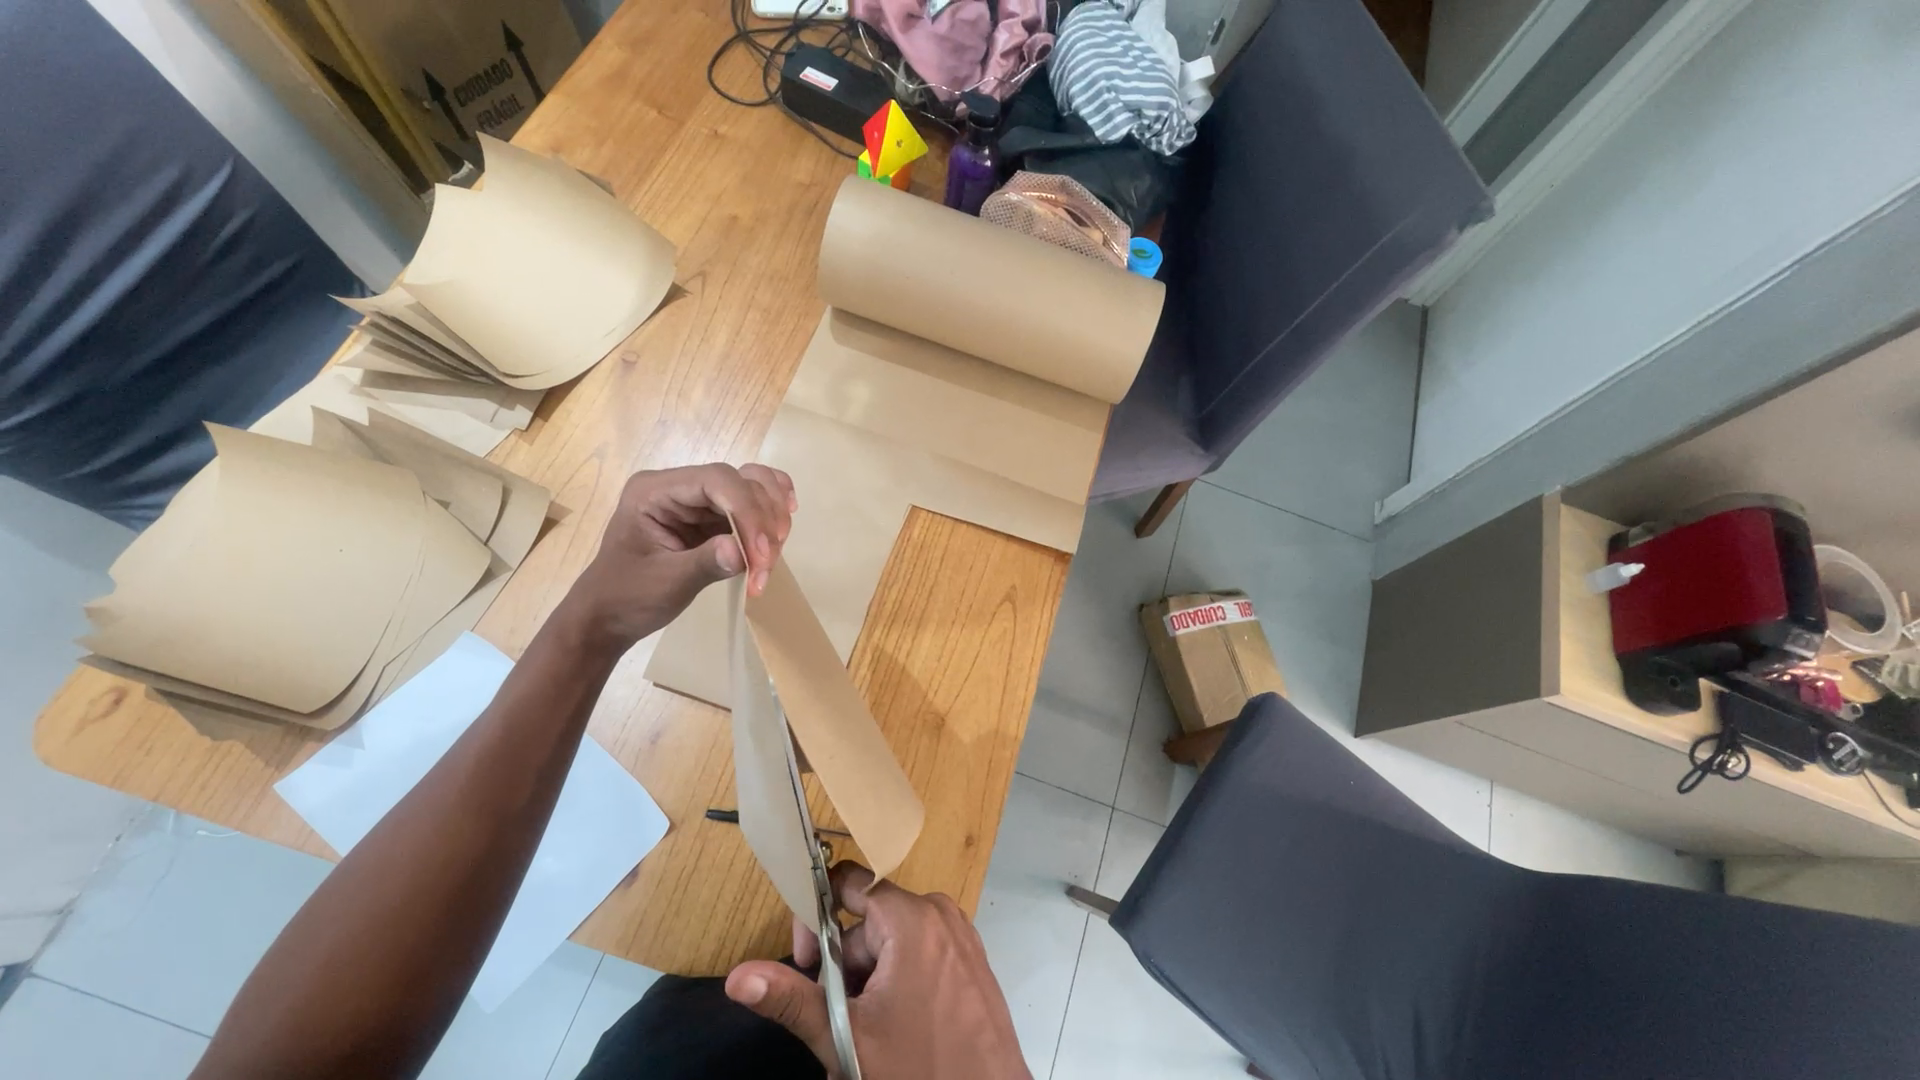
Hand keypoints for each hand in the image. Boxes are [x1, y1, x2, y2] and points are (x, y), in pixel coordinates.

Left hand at [561, 463, 795, 650]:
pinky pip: (750, 503)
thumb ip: (705, 563)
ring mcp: (697, 500)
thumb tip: (744, 552)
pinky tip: (785, 522)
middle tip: (766, 566)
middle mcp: (678, 486)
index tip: (760, 554)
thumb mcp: (665, 584)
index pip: (716, 481)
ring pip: (752, 487)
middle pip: (740, 481)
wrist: (607, 617)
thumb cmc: (627, 598)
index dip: (748, 511)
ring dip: (771, 520)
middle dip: (762, 522)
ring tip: (770, 559)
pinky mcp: (712, 517)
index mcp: (655, 491)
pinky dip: (770, 512)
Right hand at [725, 863, 1031, 1079]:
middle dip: (844, 964)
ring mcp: (959, 936)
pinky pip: (920, 953)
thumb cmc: (919, 1068)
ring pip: (892, 942)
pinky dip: (898, 982)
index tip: (806, 963)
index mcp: (911, 918)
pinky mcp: (970, 960)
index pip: (848, 884)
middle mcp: (938, 913)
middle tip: (839, 1016)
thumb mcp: (847, 1037)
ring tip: (867, 1032)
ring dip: (869, 980)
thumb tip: (738, 976)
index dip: (817, 916)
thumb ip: (791, 1000)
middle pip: (869, 921)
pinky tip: (895, 1027)